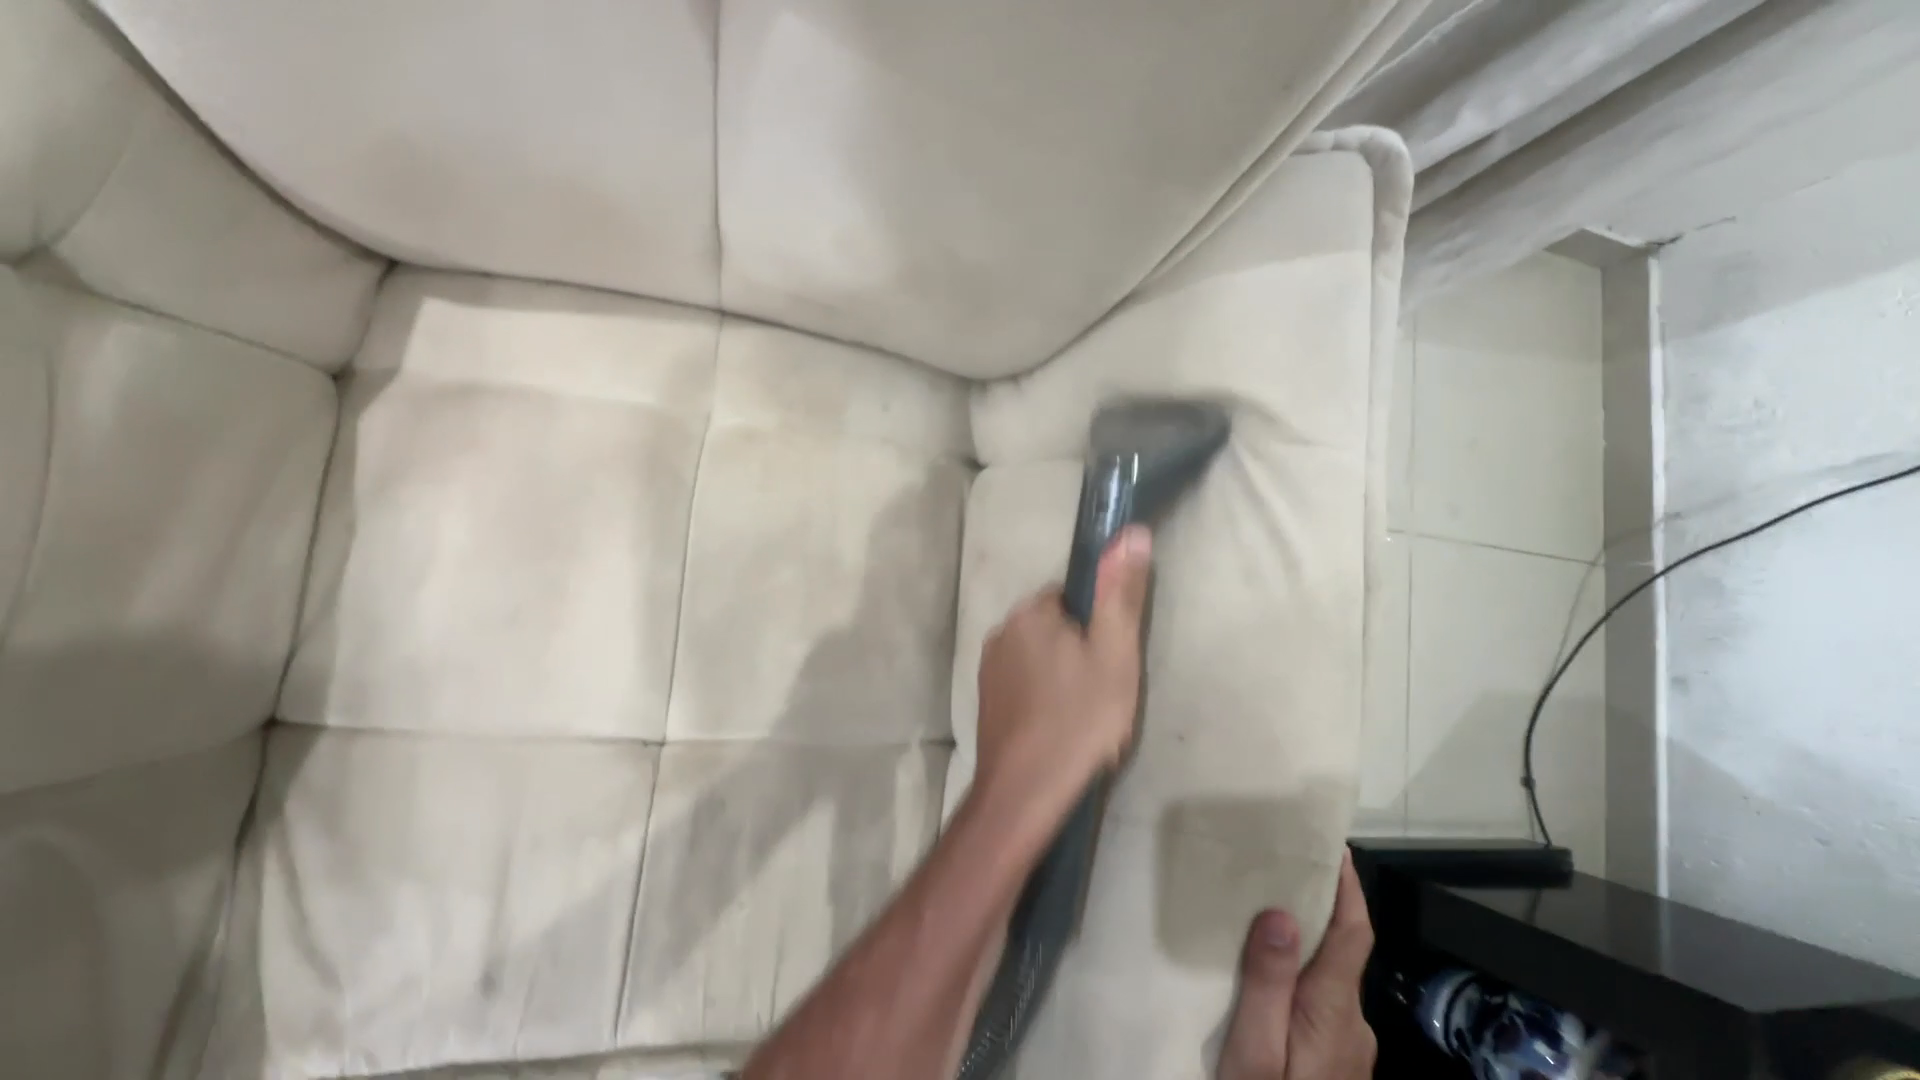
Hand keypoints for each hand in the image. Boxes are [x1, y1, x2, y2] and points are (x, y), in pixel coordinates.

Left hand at [972, 525, 1152, 811]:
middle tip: (1102, 690)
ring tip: (1082, 713)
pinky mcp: (986, 701)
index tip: (1111, 658)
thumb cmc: (1078, 719)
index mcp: (1030, 612)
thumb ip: (1121, 593)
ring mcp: (989, 669)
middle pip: (1053, 626)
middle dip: (1078, 650)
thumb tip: (1133, 532)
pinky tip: (1057, 726)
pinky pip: (1023, 684)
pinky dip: (1041, 697)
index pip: (1071, 597)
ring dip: (1059, 675)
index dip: (1097, 625)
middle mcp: (1001, 631)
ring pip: (1037, 657)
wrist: (1026, 789)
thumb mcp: (1114, 653)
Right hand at [1218, 852, 1377, 1079]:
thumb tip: (1285, 914)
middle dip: (1318, 907)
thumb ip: (1269, 985)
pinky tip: (1266, 977)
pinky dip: (1300, 976)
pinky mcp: (1336, 1068)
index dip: (1347, 887)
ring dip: (1306, 943)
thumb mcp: (1253, 1054)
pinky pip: (1321, 1006)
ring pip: (1329, 981)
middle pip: (1342, 952)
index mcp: (1333, 1012)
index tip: (1332, 845)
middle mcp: (1352, 1025)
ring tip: (1260, 912)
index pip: (1353, 933)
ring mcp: (1349, 1052)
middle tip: (1275, 867)